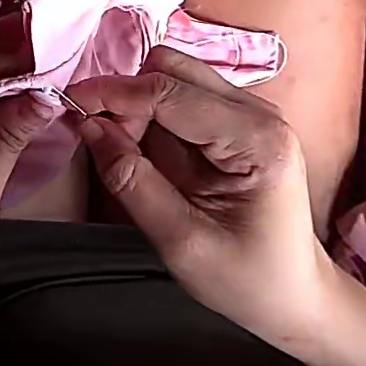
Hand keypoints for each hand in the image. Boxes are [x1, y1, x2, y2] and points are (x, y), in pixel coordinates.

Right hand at [71, 46, 339, 352]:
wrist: (296, 298)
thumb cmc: (246, 280)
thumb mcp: (180, 242)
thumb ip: (130, 180)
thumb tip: (87, 125)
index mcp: (255, 140)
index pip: (167, 92)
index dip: (112, 93)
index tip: (69, 104)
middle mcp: (257, 111)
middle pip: (169, 68)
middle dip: (126, 95)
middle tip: (107, 140)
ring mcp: (248, 108)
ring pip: (170, 72)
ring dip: (135, 100)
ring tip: (128, 149)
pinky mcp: (234, 114)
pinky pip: (177, 89)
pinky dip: (148, 108)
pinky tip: (146, 147)